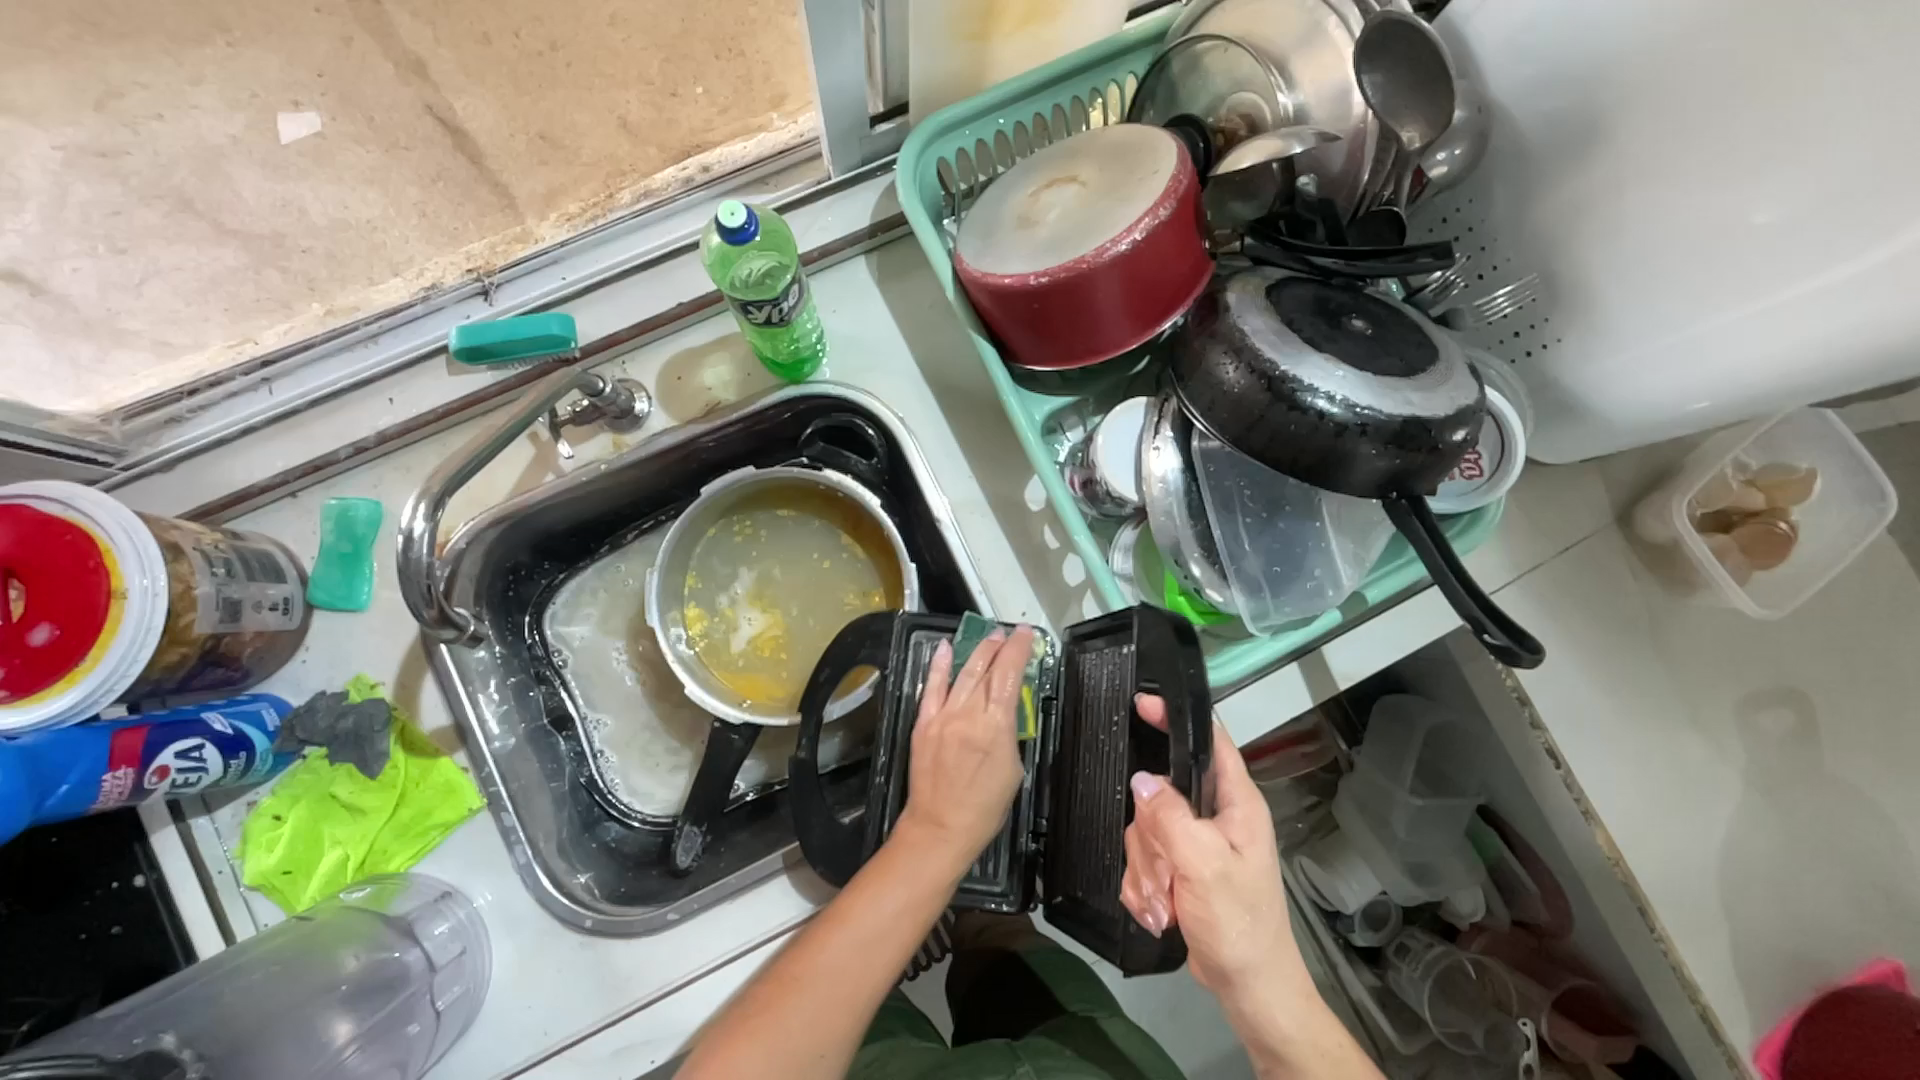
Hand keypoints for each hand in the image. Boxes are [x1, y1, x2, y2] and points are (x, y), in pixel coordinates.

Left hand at [893, 626, 1034, 875]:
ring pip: (962, 674)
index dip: (1019, 650)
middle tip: (1010, 633)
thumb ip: (1009, 735)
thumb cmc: (985, 808)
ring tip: (989, 636)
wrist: (940, 827)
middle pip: (986, 669)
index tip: (1026, 635)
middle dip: (1000, 646)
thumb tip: (1004, 714)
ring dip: (977, 651)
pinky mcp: (923, 724)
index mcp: (996, 726)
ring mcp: (943, 717)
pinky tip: (945, 648)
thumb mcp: (1013, 770)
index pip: (1009, 675)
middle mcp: (968, 714)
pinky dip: (939, 666)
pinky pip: (931, 688)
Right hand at [1120, 694, 1308, 1003]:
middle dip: (1150, 837)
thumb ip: (1170, 816)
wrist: (1247, 987)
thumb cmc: (1239, 923)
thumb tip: (1142, 779)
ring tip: (1167, 901)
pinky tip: (1161, 911)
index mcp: (1236, 803)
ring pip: (1145, 830)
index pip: (1209, 741)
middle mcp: (1215, 816)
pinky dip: (1145, 887)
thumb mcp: (1204, 865)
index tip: (1141, 703)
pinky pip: (1143, 860)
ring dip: (1147, 869)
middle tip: (1165, 869)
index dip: (1176, 718)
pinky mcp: (1179, 869)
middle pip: (1159, 793)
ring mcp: (1195, 843)